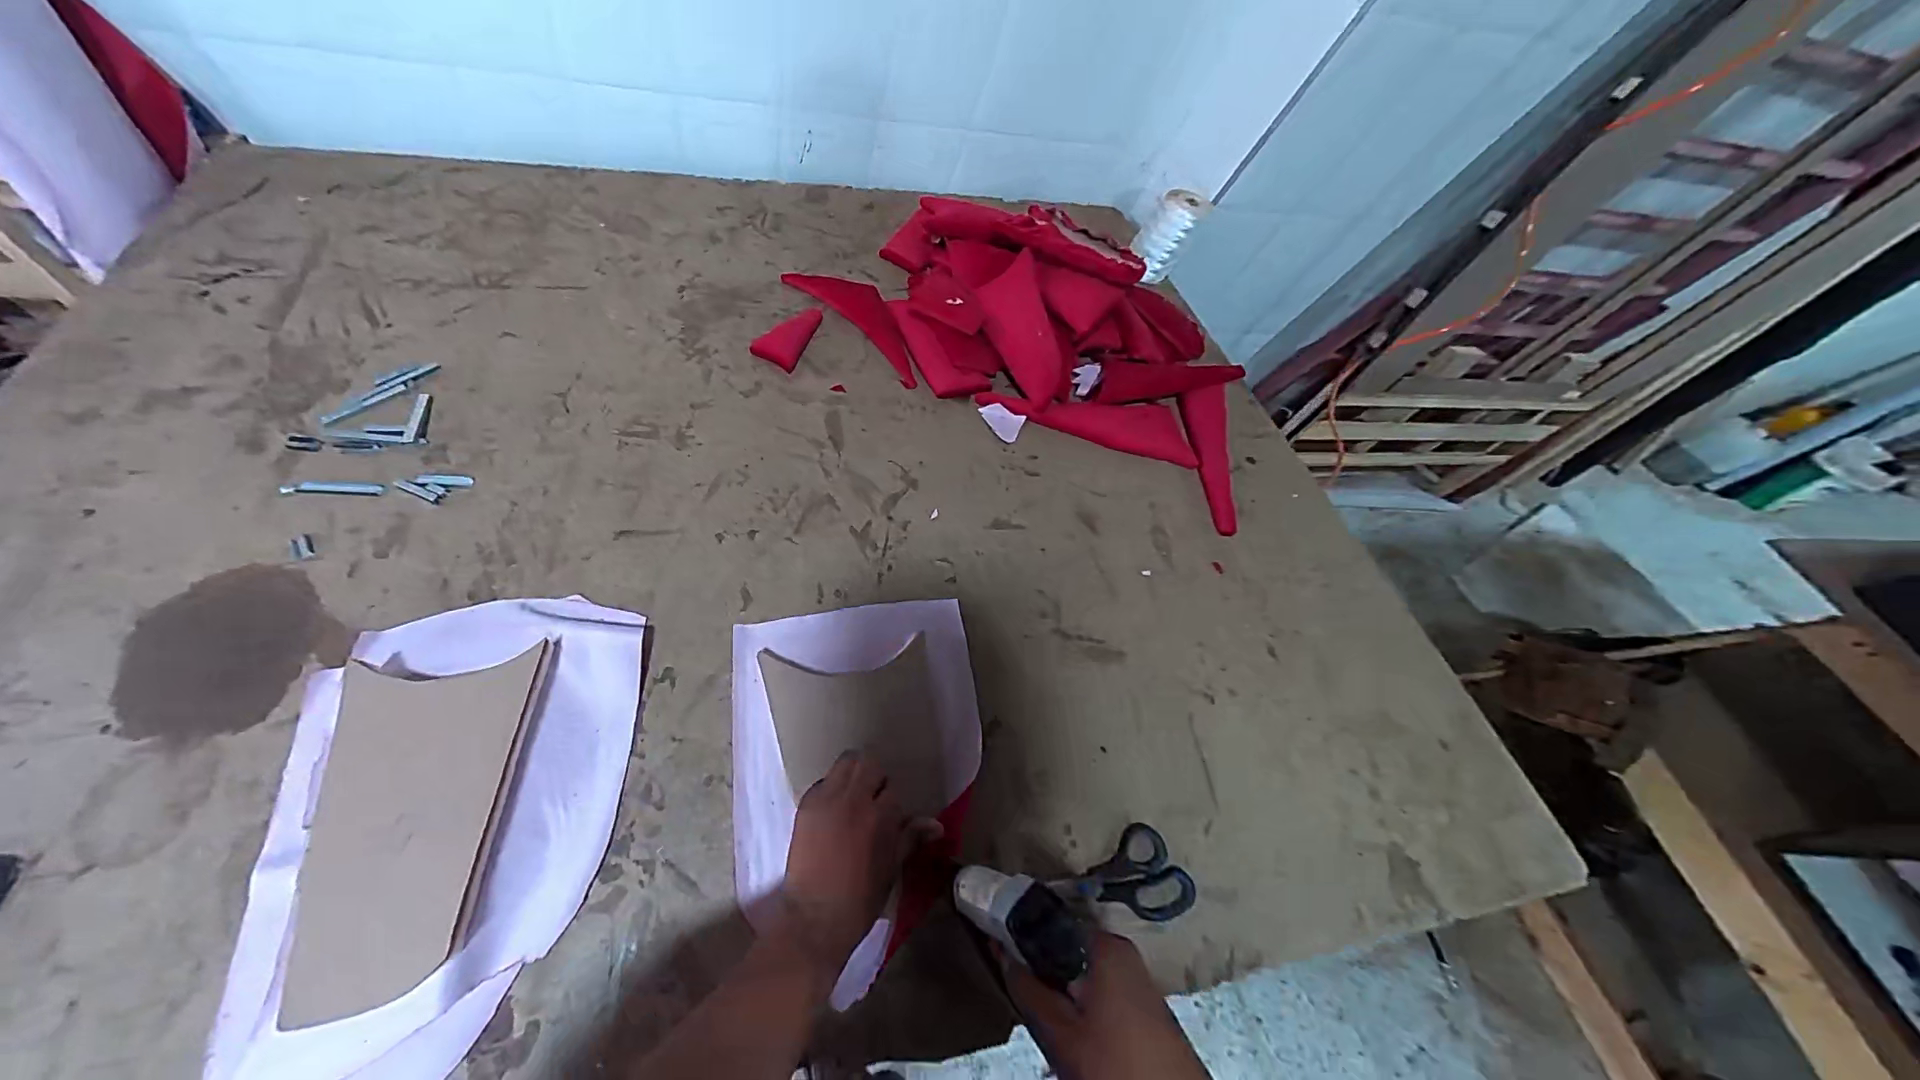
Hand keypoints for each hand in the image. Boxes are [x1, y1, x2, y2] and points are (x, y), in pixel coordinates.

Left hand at [776, 751, 940, 970]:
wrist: (815, 917)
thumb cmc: (860, 899)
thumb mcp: (892, 868)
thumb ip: (911, 838)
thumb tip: (936, 825)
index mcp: (882, 816)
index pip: (893, 791)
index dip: (892, 804)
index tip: (889, 817)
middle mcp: (855, 800)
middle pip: (869, 764)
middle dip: (875, 778)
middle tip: (873, 798)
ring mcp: (827, 799)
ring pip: (846, 763)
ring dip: (853, 773)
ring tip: (853, 795)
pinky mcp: (806, 805)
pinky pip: (823, 781)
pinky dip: (831, 787)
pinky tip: (832, 810)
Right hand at [1003, 931, 1209, 1079]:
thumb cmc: (1115, 1066)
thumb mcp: (1060, 1033)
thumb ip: (1027, 988)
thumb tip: (1000, 949)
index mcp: (1102, 945)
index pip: (1047, 921)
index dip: (1017, 932)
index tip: (993, 944)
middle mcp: (1120, 949)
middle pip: (1063, 946)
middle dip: (1040, 968)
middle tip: (1022, 996)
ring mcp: (1134, 975)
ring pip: (1079, 970)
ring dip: (1058, 988)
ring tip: (1046, 1021)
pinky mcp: (1141, 1001)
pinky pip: (1097, 987)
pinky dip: (1078, 1001)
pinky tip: (1073, 1033)